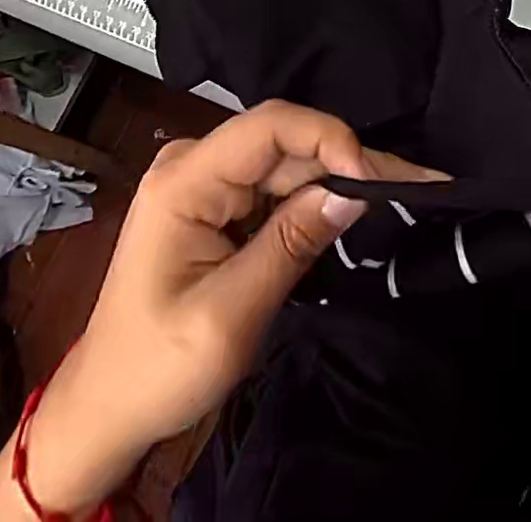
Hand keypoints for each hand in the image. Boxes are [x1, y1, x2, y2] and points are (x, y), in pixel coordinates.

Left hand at [0, 100, 444, 521]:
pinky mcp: (223, 203)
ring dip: (346, 180)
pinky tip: (366, 202)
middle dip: (352, 162)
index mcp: (183, 180)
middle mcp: (196, 164)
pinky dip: (324, 198)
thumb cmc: (156, 367)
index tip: (374, 180)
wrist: (109, 403)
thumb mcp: (229, 315)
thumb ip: (291, 244)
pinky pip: (282, 188)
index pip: (269, 127)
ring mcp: (210, 182)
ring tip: (409, 190)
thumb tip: (352, 193)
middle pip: (288, 142)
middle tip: (421, 183)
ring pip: (293, 163)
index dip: (330, 139)